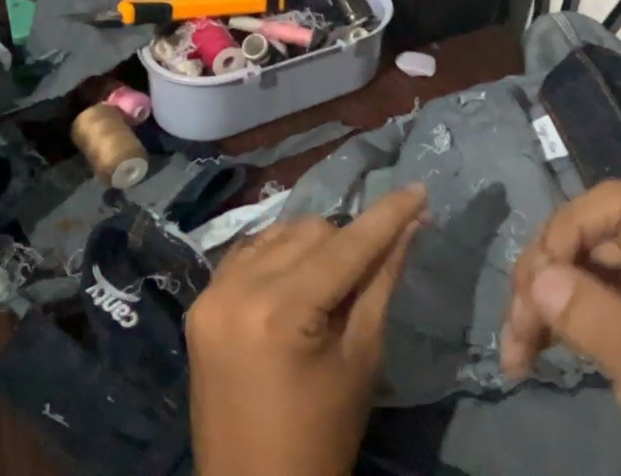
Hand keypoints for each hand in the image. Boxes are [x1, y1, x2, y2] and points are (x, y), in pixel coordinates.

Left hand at [187, 184, 426, 475]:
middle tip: (376, 263)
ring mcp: (211, 296)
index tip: (419, 188)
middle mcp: (237, 291)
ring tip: (336, 277)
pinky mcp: (200, 305)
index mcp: (280, 313)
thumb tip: (410, 225)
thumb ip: (382, 281)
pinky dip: (279, 255)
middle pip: (311, 232)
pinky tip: (298, 276)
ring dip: (314, 245)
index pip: (345, 246)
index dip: (387, 216)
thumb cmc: (323, 432)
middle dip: (350, 240)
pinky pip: (249, 253)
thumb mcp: (362, 356)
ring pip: (279, 234)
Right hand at [501, 181, 620, 475]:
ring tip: (514, 352)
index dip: (571, 226)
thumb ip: (606, 328)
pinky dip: (546, 327)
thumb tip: (538, 274)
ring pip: (575, 273)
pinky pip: (578, 310)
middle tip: (517, 324)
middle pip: (587, 237)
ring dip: (537, 302)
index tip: (538, 278)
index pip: (618, 206)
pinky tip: (525, 358)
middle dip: (544, 271)